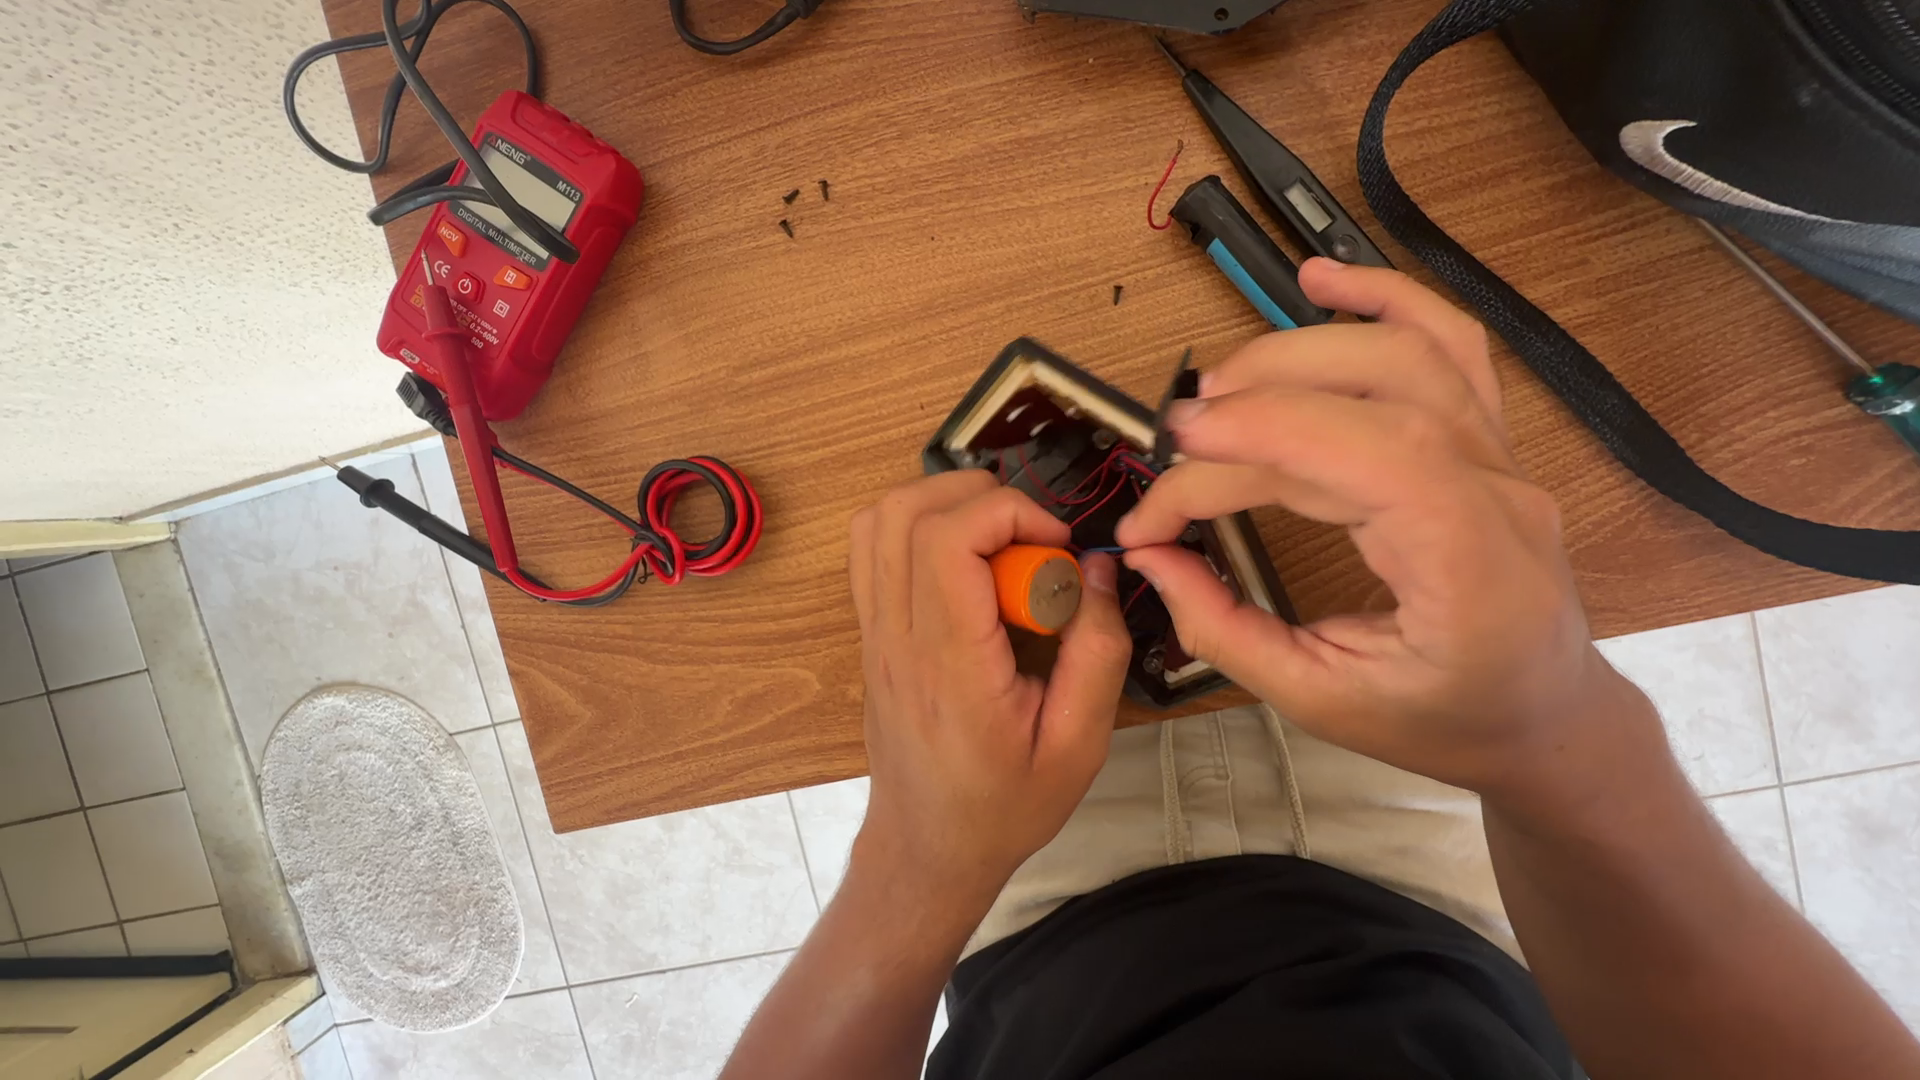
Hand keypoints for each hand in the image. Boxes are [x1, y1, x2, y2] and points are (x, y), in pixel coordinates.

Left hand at [846, 471, 1132, 901]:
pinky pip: (870, 549)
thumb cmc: (1005, 806)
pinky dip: (913, 526)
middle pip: (905, 513)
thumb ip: (1097, 652)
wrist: (927, 848)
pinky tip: (961, 558)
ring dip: (941, 502)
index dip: (1008, 513)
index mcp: (951, 665)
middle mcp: (897, 636)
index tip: (1056, 546)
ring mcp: (872, 632)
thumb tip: (1096, 569)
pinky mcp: (868, 633)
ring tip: (997, 537)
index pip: (947, 541)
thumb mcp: (1079, 745)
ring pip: (877, 520)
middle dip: (980, 496)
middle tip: (1031, 537)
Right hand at [1115, 258, 1651, 807]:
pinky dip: (1383, 296)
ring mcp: (1500, 452)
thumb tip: (1150, 556)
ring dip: (1296, 350)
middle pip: (1369, 396)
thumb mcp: (1318, 699)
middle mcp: (1495, 488)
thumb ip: (1223, 629)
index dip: (1243, 457)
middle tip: (1172, 445)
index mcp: (1468, 564)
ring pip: (1404, 351)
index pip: (1356, 461)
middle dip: (1250, 410)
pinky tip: (1320, 277)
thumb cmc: (1440, 721)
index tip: (1159, 499)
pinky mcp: (1484, 437)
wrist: (1544, 717)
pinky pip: (1448, 341)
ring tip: (1219, 385)